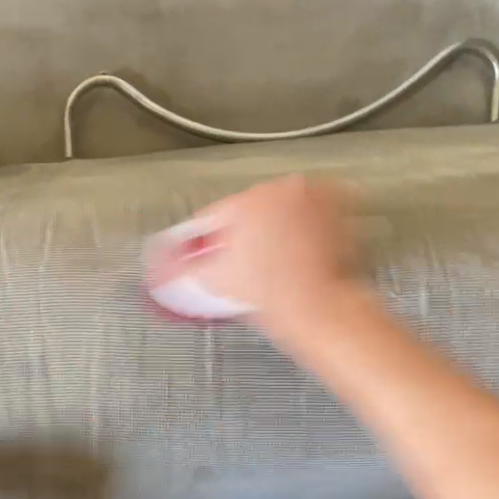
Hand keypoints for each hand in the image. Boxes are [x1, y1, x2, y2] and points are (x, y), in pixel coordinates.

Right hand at [179, 175, 375, 336]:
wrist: (319, 310)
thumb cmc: (269, 297)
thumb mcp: (213, 282)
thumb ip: (176, 270)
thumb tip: (155, 266)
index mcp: (247, 200)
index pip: (212, 218)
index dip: (207, 246)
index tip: (213, 262)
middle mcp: (282, 187)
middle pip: (248, 212)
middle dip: (244, 237)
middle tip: (246, 270)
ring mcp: (316, 194)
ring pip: (280, 211)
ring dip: (274, 230)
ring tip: (275, 264)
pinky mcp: (343, 205)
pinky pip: (314, 211)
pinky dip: (307, 226)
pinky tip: (301, 252)